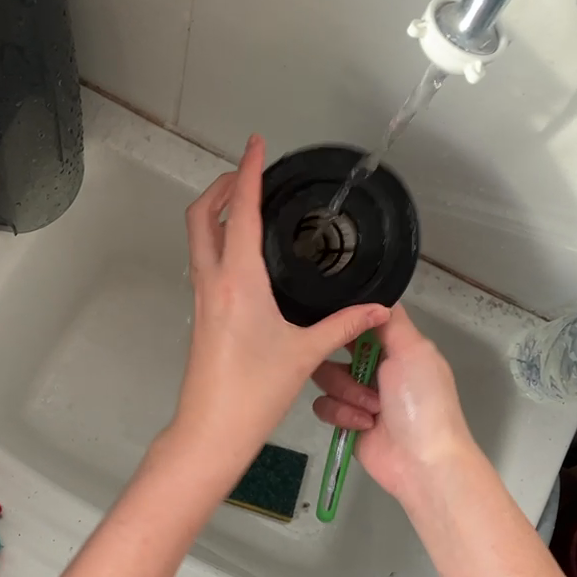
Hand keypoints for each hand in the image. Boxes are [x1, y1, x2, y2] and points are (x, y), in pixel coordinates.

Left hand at [173, 135, 390, 464]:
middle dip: (219, 186)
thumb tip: (378, 310)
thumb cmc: (253, 392)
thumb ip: (343, 326)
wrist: (210, 430)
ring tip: (244, 204)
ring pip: (197, 241)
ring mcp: (200, 300)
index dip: (246, 173)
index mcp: (237, 280)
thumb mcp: (305, 354)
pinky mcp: (200, 317)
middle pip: (200, 217)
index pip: (237, 211)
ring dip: (214, 214)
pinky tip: (243, 254)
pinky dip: (216, 243)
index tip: (255, 146)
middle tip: (246, 173)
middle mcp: (212, 282)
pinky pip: (204, 265)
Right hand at [310, 305, 483, 505]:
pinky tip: (363, 425)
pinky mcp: (345, 419)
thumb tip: (373, 297)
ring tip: (370, 409)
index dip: (344, 317)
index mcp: (396, 345)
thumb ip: (390, 320)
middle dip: (341, 362)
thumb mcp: (413, 351)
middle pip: (334, 346)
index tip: (333, 320)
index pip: (361, 318)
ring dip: (346, 392)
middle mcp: (375, 365)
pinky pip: (323, 405)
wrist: (422, 461)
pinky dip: (341, 414)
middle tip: (357, 373)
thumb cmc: (422, 402)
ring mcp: (358, 393)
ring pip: (325, 376)